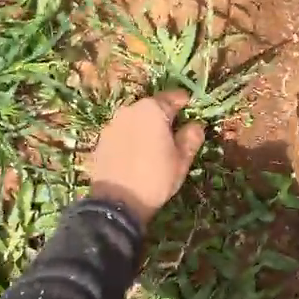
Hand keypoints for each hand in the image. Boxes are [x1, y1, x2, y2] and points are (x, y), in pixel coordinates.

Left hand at [87, 91, 205, 228]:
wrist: (117, 202)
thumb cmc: (156, 177)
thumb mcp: (182, 159)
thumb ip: (192, 137)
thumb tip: (195, 125)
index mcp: (153, 109)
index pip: (175, 97)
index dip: (187, 105)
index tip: (194, 117)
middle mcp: (130, 109)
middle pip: (154, 106)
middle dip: (166, 117)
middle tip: (176, 136)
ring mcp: (113, 123)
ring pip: (137, 119)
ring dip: (148, 127)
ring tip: (156, 147)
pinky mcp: (102, 139)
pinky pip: (124, 132)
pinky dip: (133, 137)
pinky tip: (138, 156)